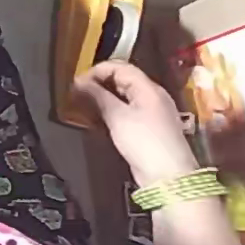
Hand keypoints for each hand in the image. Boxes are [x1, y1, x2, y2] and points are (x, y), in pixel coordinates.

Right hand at [71, 61, 199, 185]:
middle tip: (77, 94)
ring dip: (103, 99)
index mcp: (148, 88)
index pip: (120, 67)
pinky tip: (98, 119)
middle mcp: (151, 96)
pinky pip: (126, 112)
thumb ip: (98, 96)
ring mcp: (151, 113)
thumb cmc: (143, 142)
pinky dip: (111, 111)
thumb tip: (80, 82)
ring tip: (83, 106)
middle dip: (98, 84)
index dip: (97, 71)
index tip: (77, 82)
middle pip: (122, 80)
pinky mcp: (148, 128)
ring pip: (123, 96)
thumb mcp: (118, 116)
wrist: (167, 176)